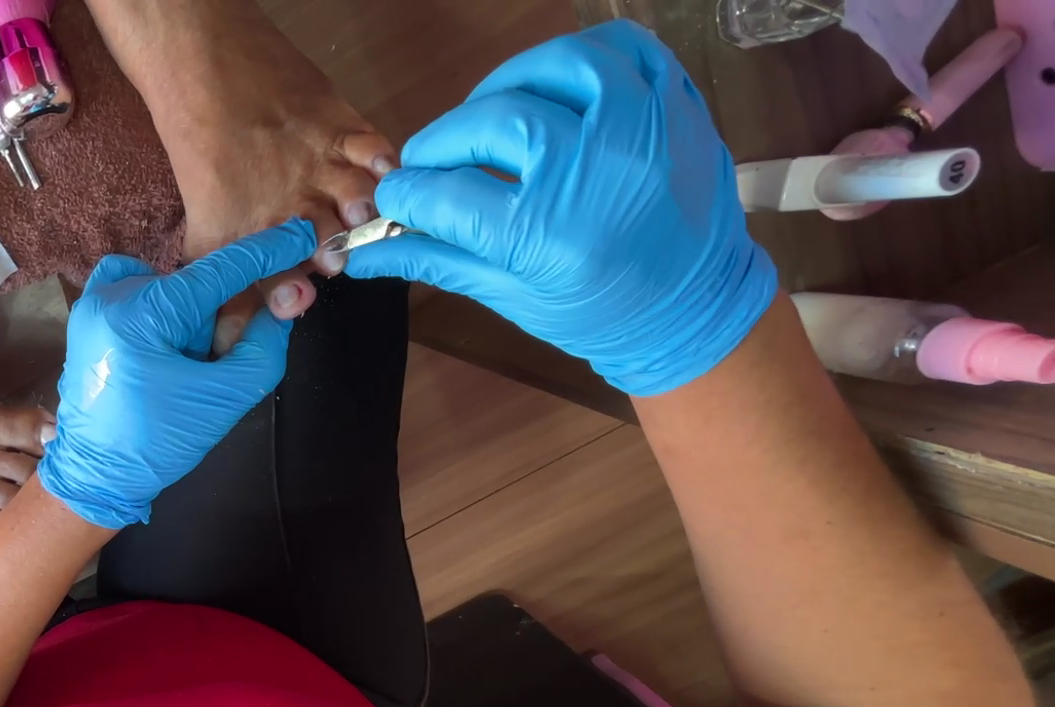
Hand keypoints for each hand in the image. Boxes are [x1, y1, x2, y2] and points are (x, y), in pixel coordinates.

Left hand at [38, 220, 316, 527]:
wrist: (98, 475)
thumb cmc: (160, 442)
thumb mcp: (226, 398)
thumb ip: (265, 345)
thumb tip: (287, 300)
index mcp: (141, 313)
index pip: (221, 271)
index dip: (266, 252)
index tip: (301, 233)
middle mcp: (111, 295)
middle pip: (195, 286)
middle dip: (214, 321)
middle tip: (206, 367)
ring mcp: (91, 304)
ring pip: (169, 289)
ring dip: (186, 320)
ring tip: (178, 369)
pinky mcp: (85, 317)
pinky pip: (135, 290)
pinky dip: (158, 310)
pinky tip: (160, 347)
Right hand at [345, 20, 777, 395]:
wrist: (692, 303)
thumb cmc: (589, 312)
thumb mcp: (504, 295)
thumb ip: (433, 261)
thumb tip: (361, 254)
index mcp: (544, 235)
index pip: (447, 196)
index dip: (405, 194)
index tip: (393, 198)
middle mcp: (591, 169)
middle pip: (491, 123)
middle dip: (440, 142)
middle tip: (426, 163)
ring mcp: (640, 124)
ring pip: (550, 68)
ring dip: (497, 89)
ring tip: (479, 119)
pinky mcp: (671, 98)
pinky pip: (614, 47)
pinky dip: (567, 60)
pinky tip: (542, 90)